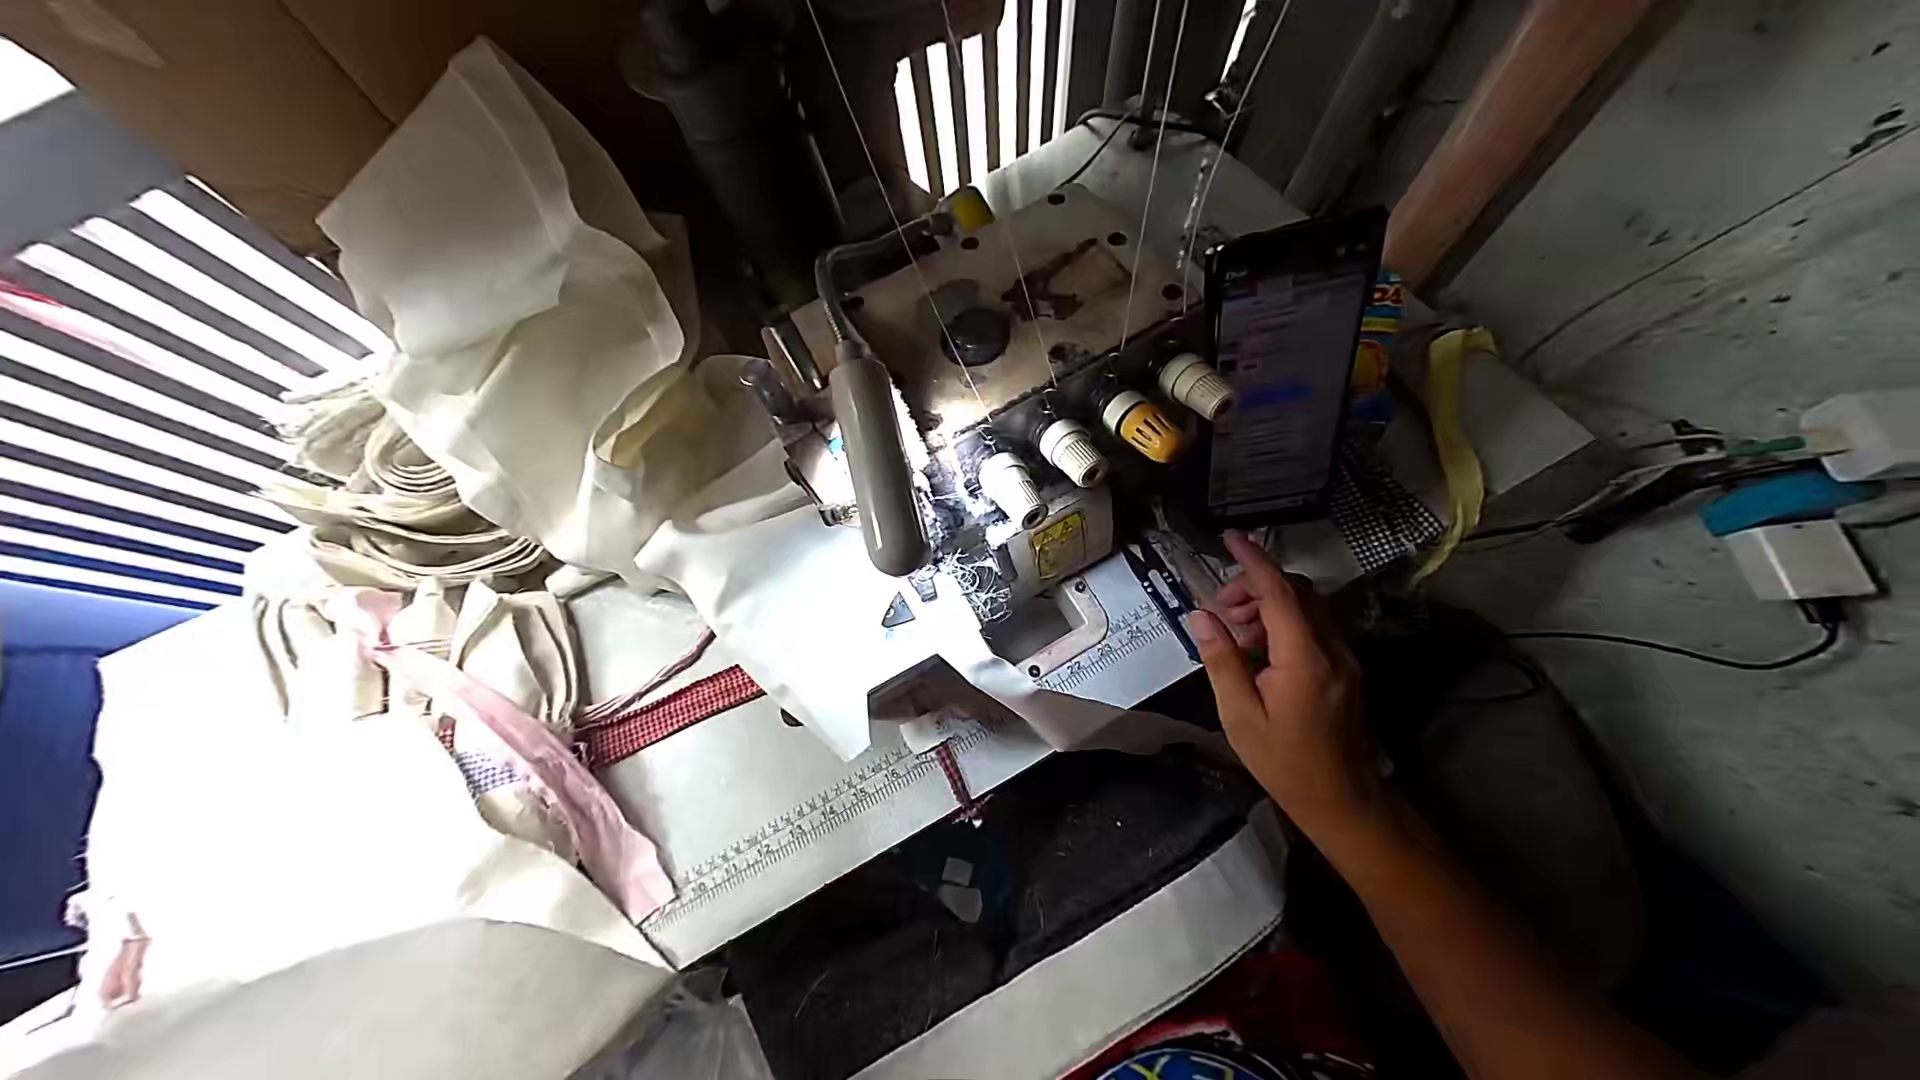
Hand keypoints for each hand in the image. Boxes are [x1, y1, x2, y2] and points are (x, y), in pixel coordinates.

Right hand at [1187, 533, 1382, 837]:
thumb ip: (1221, 660)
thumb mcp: (1239, 715)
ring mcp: (1342, 659)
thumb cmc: (1285, 762)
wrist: (1345, 802)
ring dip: (1265, 606)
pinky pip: (1310, 629)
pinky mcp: (1343, 670)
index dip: (1253, 561)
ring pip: (1304, 608)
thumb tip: (1201, 617)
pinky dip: (1280, 624)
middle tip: (1218, 610)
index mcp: (1304, 658)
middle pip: (1294, 593)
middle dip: (1252, 587)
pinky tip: (1255, 650)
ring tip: (1231, 633)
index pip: (1279, 592)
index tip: (1230, 538)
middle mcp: (1331, 649)